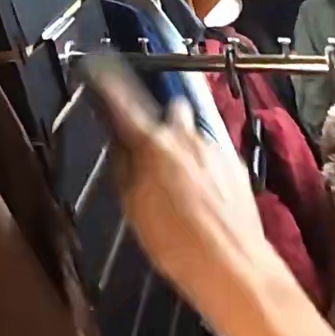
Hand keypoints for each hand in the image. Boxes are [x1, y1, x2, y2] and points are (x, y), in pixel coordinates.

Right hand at [90, 63, 276, 307]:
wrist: (234, 266)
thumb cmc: (177, 243)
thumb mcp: (133, 207)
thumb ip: (124, 168)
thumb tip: (120, 147)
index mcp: (153, 144)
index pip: (123, 102)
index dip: (108, 83)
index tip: (99, 69)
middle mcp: (185, 135)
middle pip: (170, 110)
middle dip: (162, 122)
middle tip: (154, 150)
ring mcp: (213, 145)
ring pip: (193, 132)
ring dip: (185, 147)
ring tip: (182, 183)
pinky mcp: (235, 161)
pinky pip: (212, 152)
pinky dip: (205, 165)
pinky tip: (204, 195)